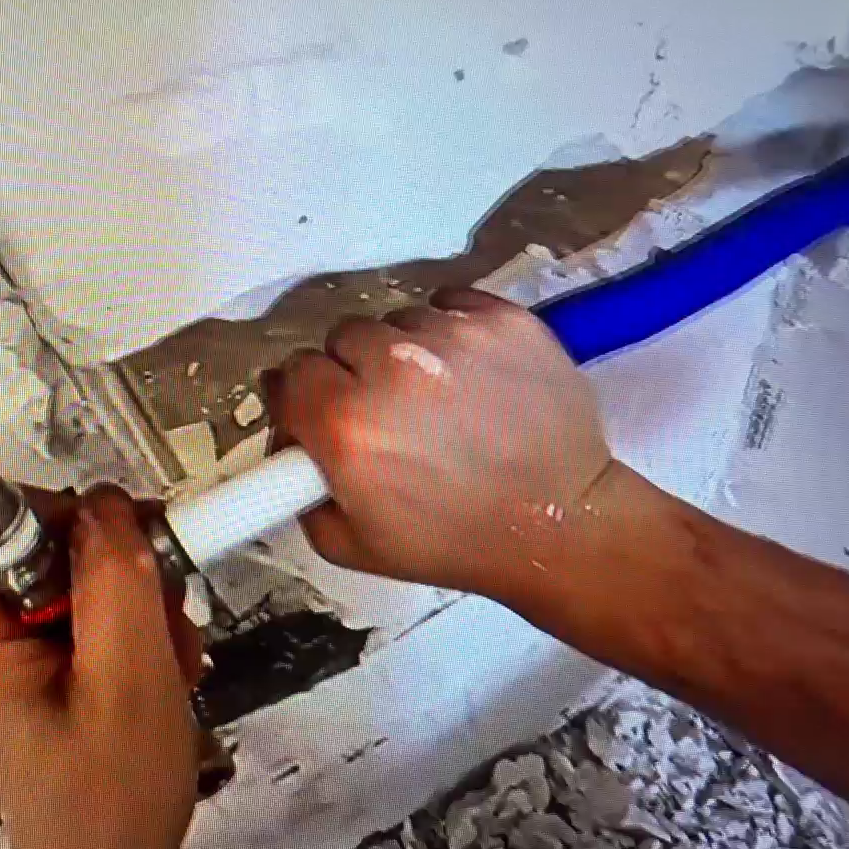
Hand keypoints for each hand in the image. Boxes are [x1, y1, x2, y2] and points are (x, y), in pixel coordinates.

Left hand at [0, 486, 201, 848]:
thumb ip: (117, 581)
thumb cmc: (113, 796)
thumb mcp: (130, 679)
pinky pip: (75, 614)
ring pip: (69, 577)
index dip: (63, 516)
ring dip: (133, 600)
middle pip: (40, 547)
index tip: (128, 540)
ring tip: (170, 654)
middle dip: (116, 567)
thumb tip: (105, 502)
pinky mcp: (28, 668)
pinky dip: (125, 627)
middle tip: (169, 609)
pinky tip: (157, 666)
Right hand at [263, 286, 614, 605]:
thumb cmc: (450, 541)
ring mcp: (452, 337)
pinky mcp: (504, 319)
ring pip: (396, 319)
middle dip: (349, 369)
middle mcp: (392, 368)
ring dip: (400, 349)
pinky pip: (449, 303)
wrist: (559, 525)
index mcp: (346, 423)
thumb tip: (289, 445)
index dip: (302, 395)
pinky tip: (465, 370)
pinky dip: (448, 329)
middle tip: (380, 407)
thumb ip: (297, 494)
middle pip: (340, 337)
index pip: (292, 373)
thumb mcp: (348, 546)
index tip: (319, 412)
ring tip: (432, 391)